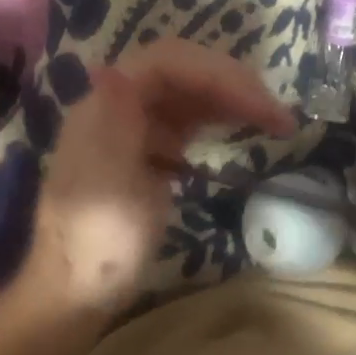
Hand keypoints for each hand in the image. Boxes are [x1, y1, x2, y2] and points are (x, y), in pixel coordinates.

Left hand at [26, 41, 294, 308]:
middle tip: (278, 115)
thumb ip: (115, 125)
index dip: (217, 74)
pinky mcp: (150, 147)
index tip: (260, 104)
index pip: (167, 63)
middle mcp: (119, 103)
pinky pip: (189, 116)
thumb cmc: (96, 243)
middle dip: (231, 83)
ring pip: (190, 91)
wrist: (77, 291)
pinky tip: (245, 126)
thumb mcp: (106, 188)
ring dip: (232, 97)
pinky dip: (220, 116)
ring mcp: (135, 124)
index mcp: (105, 104)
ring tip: (276, 120)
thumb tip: (113, 68)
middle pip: (182, 70)